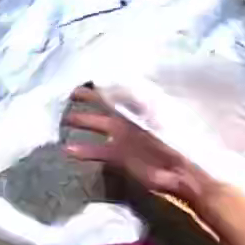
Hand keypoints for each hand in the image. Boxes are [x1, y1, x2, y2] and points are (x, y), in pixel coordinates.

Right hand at [63, 88, 209, 208]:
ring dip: (81, 122)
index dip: (105, 82)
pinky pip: (97, 150)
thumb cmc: (175, 138)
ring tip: (62, 120)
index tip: (88, 74)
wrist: (182, 171)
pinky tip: (67, 150)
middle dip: (87, 97)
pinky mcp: (118, 156)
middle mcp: (130, 119)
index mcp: (141, 107)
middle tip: (67, 92)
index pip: (119, 89)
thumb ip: (138, 97)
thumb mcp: (159, 112)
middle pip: (104, 104)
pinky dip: (83, 150)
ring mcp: (122, 138)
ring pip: (96, 126)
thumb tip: (119, 81)